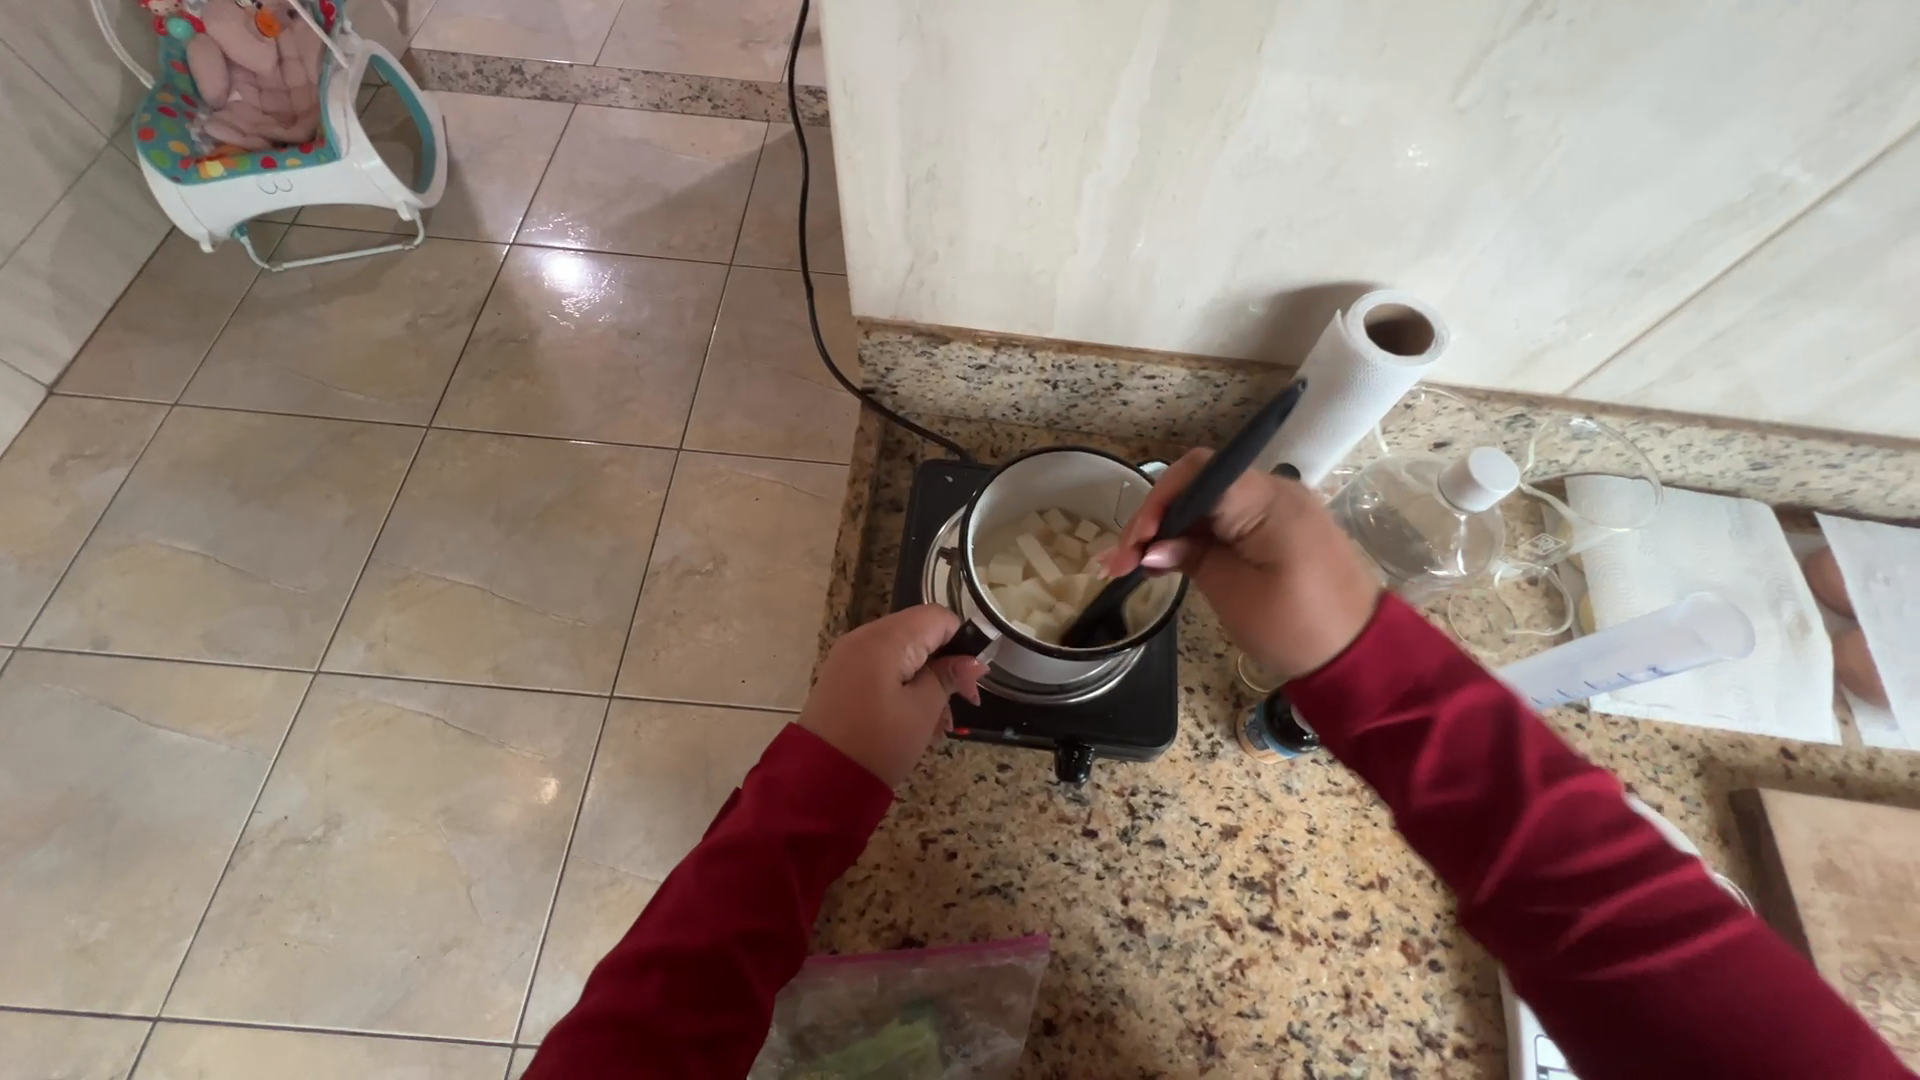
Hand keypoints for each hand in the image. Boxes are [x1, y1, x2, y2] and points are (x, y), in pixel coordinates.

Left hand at [798, 605, 989, 785]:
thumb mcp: (922, 710)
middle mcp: (864, 637)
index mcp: (885, 639)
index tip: (973, 678)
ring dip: (927, 680)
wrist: (819, 780)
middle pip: (919, 633)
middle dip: (945, 664)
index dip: (962, 641)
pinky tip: (916, 720)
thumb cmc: (878, 743)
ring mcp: (849, 656)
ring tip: (941, 724)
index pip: (937, 617)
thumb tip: (974, 661)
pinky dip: (904, 685)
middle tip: (965, 703)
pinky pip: (882, 668)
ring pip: (902, 653)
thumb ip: (948, 677)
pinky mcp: (842, 676)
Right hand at [1103, 450, 1382, 680]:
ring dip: (1167, 530)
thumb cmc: (1297, 627)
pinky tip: (1163, 561)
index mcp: (1267, 500)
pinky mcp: (1277, 529)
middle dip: (1154, 518)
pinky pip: (1225, 520)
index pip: (1197, 474)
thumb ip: (1191, 558)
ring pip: (1205, 504)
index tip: (1134, 545)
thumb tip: (1151, 548)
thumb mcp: (1234, 594)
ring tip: (1131, 564)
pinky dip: (1192, 537)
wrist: (1361, 656)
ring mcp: (1277, 509)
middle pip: (1197, 485)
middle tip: (1119, 561)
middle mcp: (1274, 491)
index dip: (1156, 502)